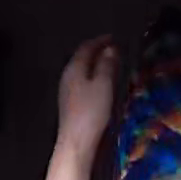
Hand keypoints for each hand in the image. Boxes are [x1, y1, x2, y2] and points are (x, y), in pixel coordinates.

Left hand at [54, 36, 117, 167]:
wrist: (76, 142)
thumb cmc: (91, 110)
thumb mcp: (104, 84)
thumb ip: (107, 64)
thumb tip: (111, 48)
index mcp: (74, 67)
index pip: (86, 47)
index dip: (100, 40)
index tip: (113, 37)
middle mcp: (67, 75)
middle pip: (82, 57)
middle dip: (97, 50)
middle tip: (113, 47)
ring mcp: (67, 89)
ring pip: (81, 69)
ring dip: (95, 63)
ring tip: (110, 62)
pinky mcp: (70, 102)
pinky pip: (82, 80)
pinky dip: (92, 74)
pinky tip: (101, 81)